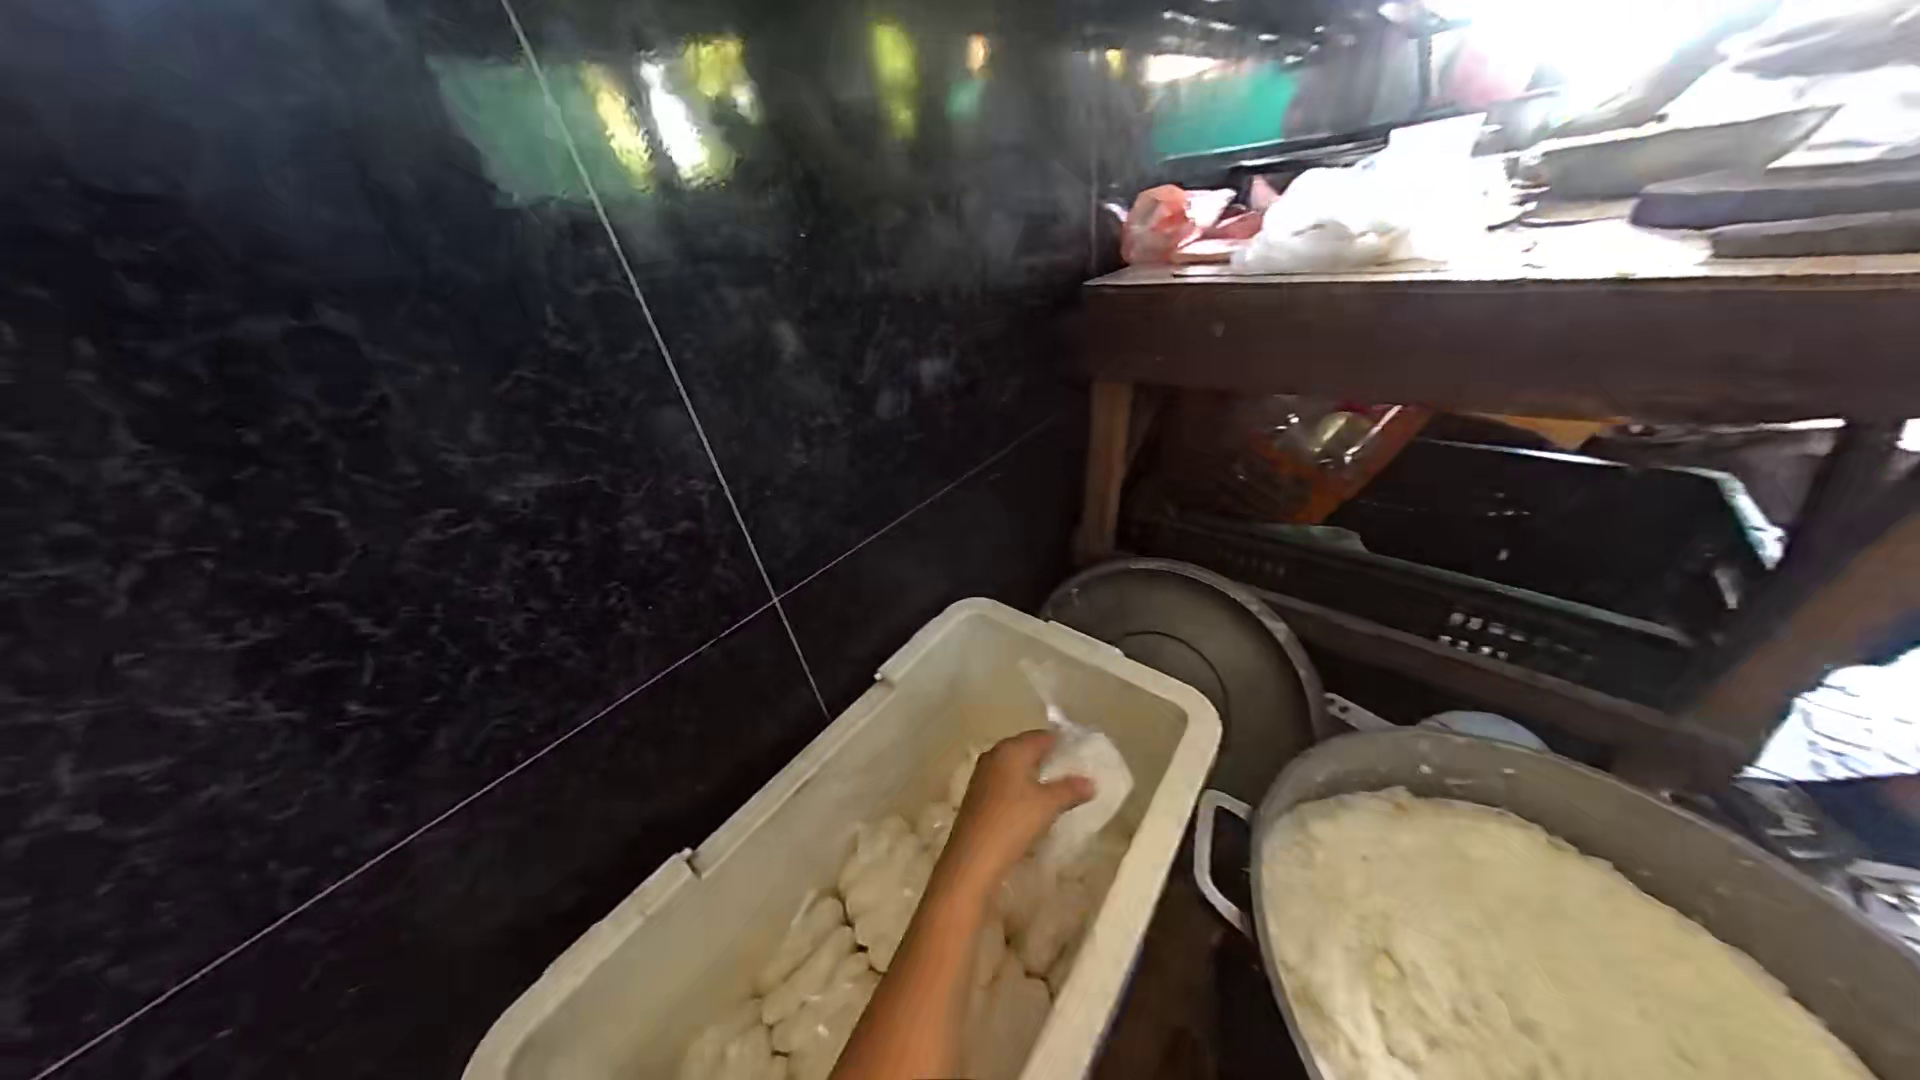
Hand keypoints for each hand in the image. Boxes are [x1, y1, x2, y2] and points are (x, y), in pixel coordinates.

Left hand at [938, 730, 1093, 896]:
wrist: (973, 857)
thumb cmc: (1013, 821)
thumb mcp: (1048, 805)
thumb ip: (1070, 789)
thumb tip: (1091, 782)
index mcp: (1011, 749)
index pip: (1041, 736)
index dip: (1061, 742)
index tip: (1079, 752)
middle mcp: (994, 755)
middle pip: (1025, 748)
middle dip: (1047, 756)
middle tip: (1070, 769)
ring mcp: (982, 774)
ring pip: (1014, 765)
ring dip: (1033, 772)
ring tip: (1055, 786)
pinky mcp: (977, 794)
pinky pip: (1004, 780)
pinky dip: (1020, 785)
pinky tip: (1031, 801)